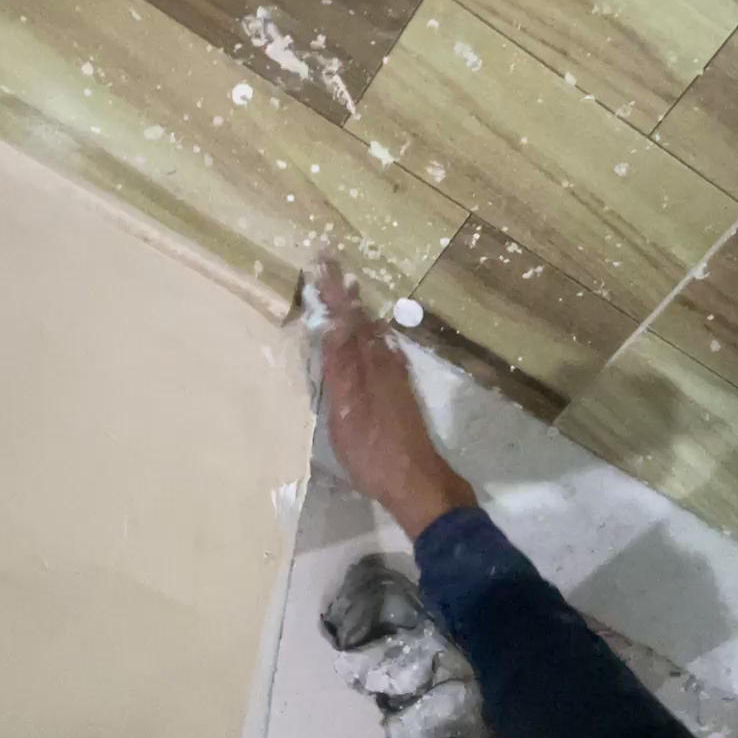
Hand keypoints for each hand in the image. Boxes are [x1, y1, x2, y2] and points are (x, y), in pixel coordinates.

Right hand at [312, 261, 476, 538]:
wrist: (416, 479)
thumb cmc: (374, 449)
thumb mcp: (347, 410)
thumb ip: (340, 366)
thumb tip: (332, 323)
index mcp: (368, 361)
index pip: (346, 315)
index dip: (333, 288)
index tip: (321, 258)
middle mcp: (384, 360)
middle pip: (360, 318)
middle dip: (344, 292)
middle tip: (327, 267)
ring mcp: (393, 374)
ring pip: (371, 331)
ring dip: (355, 310)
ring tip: (343, 292)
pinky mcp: (397, 389)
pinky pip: (378, 346)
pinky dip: (365, 332)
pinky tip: (366, 337)